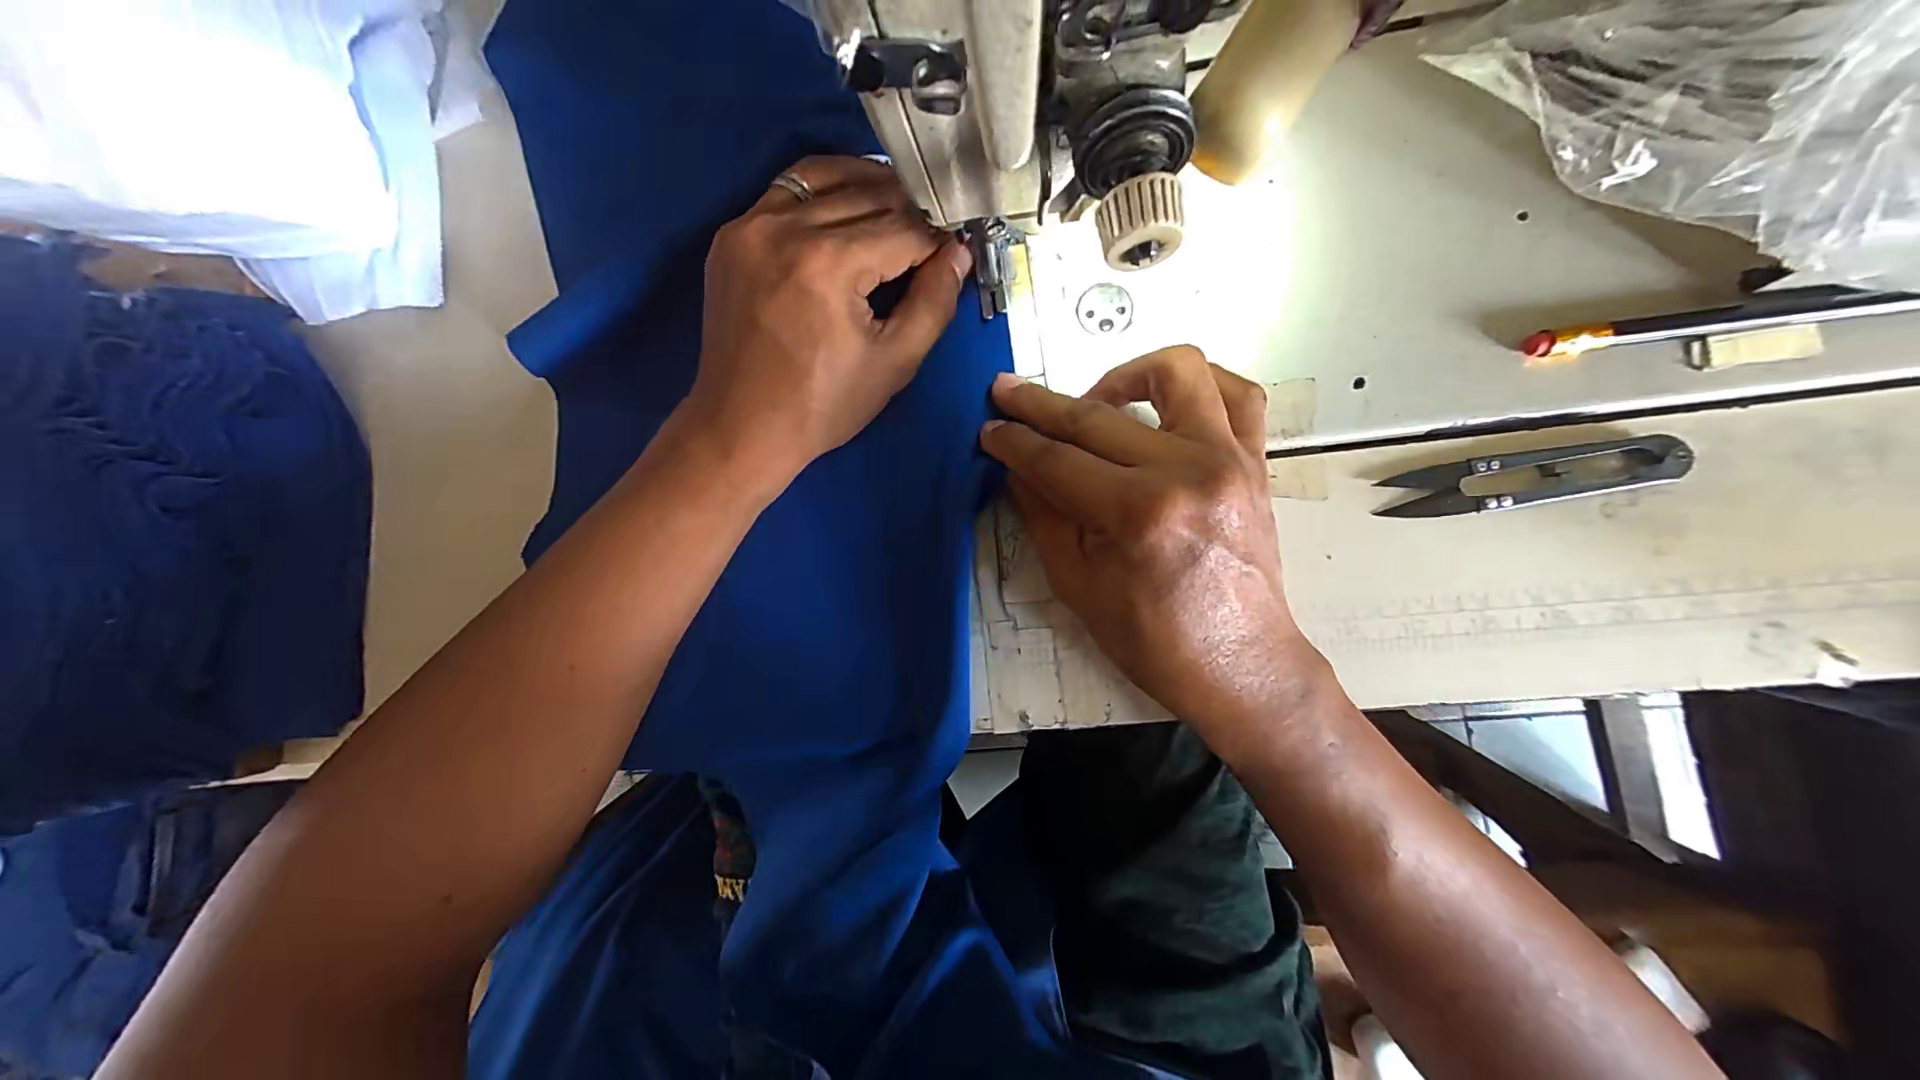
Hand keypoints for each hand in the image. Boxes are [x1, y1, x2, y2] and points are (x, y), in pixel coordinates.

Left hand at [684, 155, 973, 481]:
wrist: (742, 426)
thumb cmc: (823, 406)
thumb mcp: (895, 362)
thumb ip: (934, 301)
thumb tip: (959, 251)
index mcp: (828, 264)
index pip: (904, 229)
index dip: (939, 239)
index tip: (958, 251)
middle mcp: (786, 228)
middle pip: (869, 196)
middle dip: (911, 212)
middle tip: (936, 234)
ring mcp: (751, 224)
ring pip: (828, 179)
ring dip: (872, 187)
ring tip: (901, 210)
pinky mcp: (732, 234)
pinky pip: (788, 190)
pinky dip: (824, 190)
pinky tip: (849, 205)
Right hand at [980, 346, 1325, 743]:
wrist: (1238, 664)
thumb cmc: (1152, 641)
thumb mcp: (1078, 585)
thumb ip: (1043, 516)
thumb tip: (1016, 466)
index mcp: (1137, 513)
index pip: (1057, 460)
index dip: (1014, 442)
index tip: (989, 429)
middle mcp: (1186, 471)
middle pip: (1097, 417)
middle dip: (1039, 405)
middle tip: (1006, 396)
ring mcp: (1228, 459)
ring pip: (1177, 372)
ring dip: (1124, 374)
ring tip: (1094, 400)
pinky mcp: (1254, 463)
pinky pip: (1237, 394)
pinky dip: (1199, 384)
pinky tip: (1165, 401)